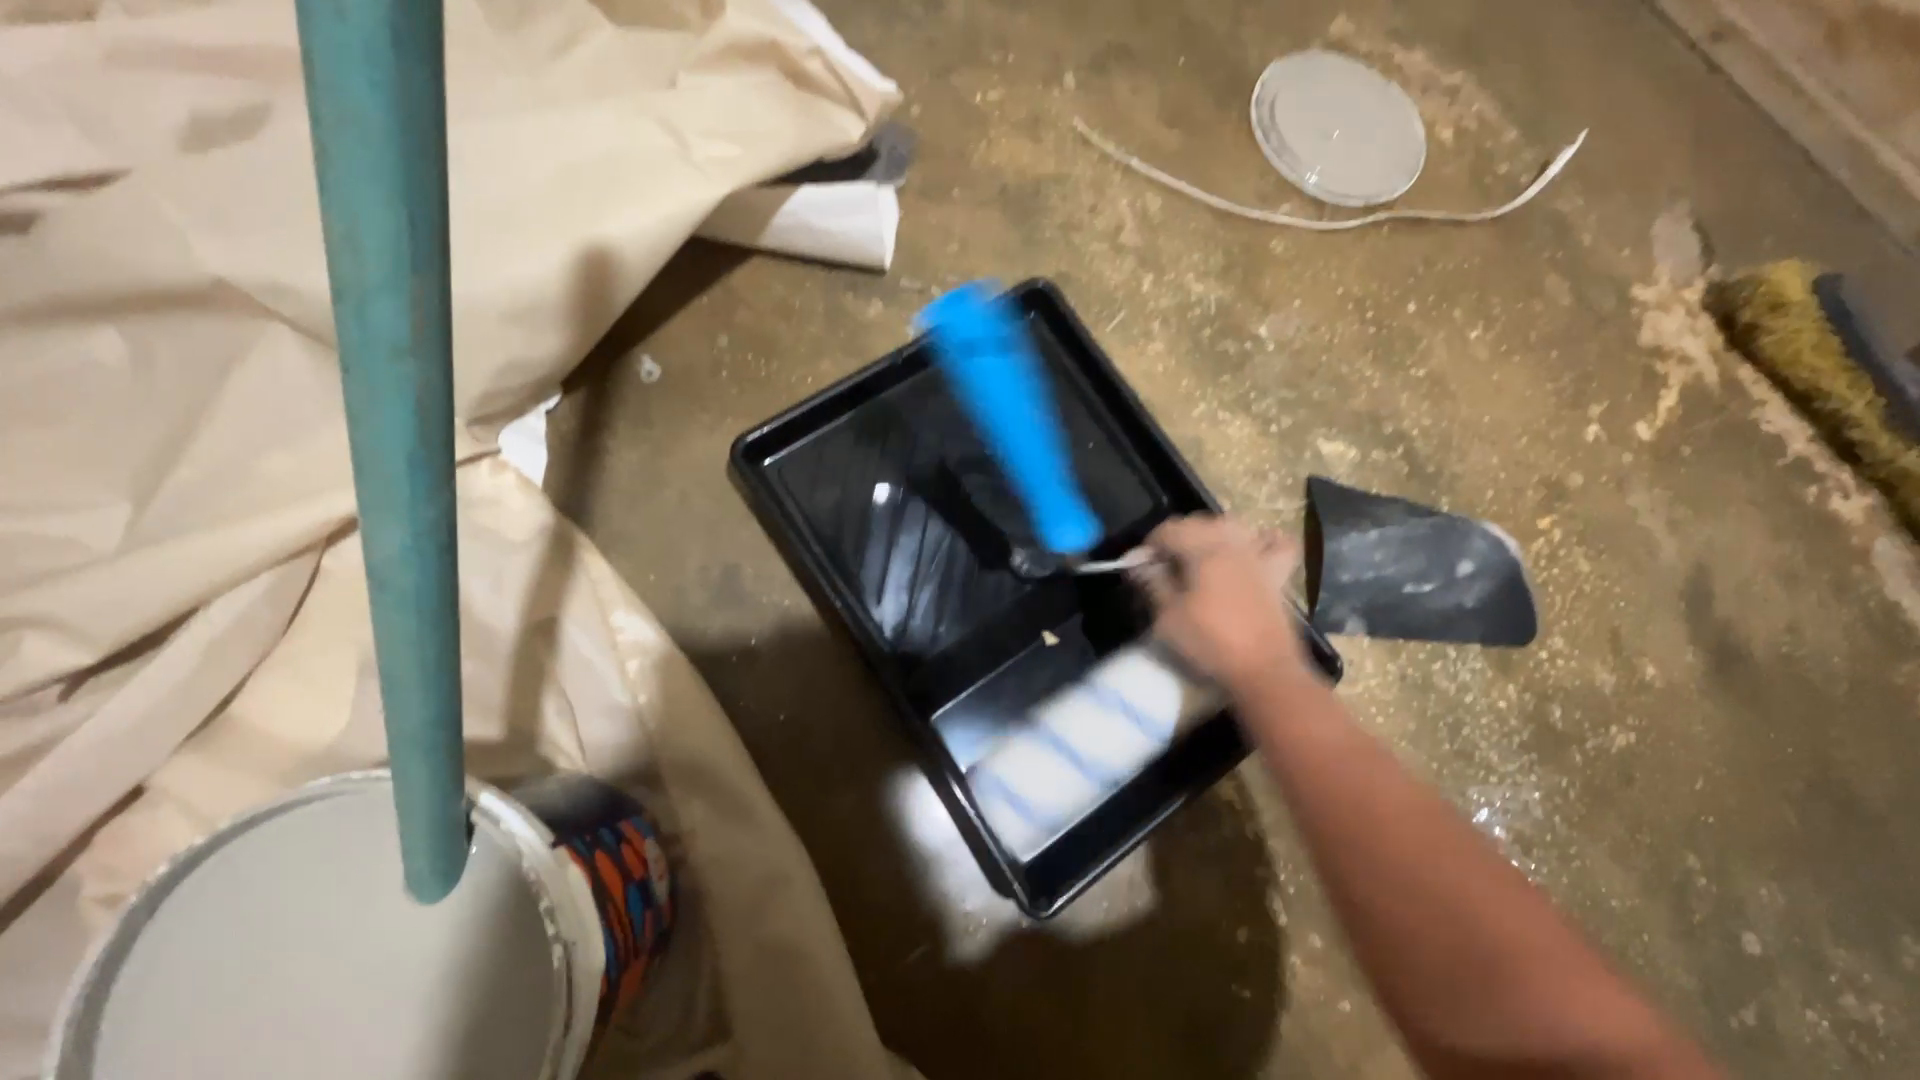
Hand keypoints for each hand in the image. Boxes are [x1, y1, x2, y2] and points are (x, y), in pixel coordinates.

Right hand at [1132, 515, 1306, 690]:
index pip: (1169, 529)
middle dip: (1177, 538)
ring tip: (1199, 559)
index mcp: (1204, 550)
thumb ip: (1152, 584)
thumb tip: (1137, 562)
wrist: (1263, 671)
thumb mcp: (1168, 618)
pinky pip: (1276, 544)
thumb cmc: (1210, 643)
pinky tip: (1253, 549)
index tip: (1139, 567)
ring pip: (1234, 527)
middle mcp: (1233, 544)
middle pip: (1200, 523)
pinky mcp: (1277, 576)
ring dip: (1212, 535)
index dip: (1149, 545)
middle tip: (1163, 568)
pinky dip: (1263, 541)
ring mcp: (1259, 558)